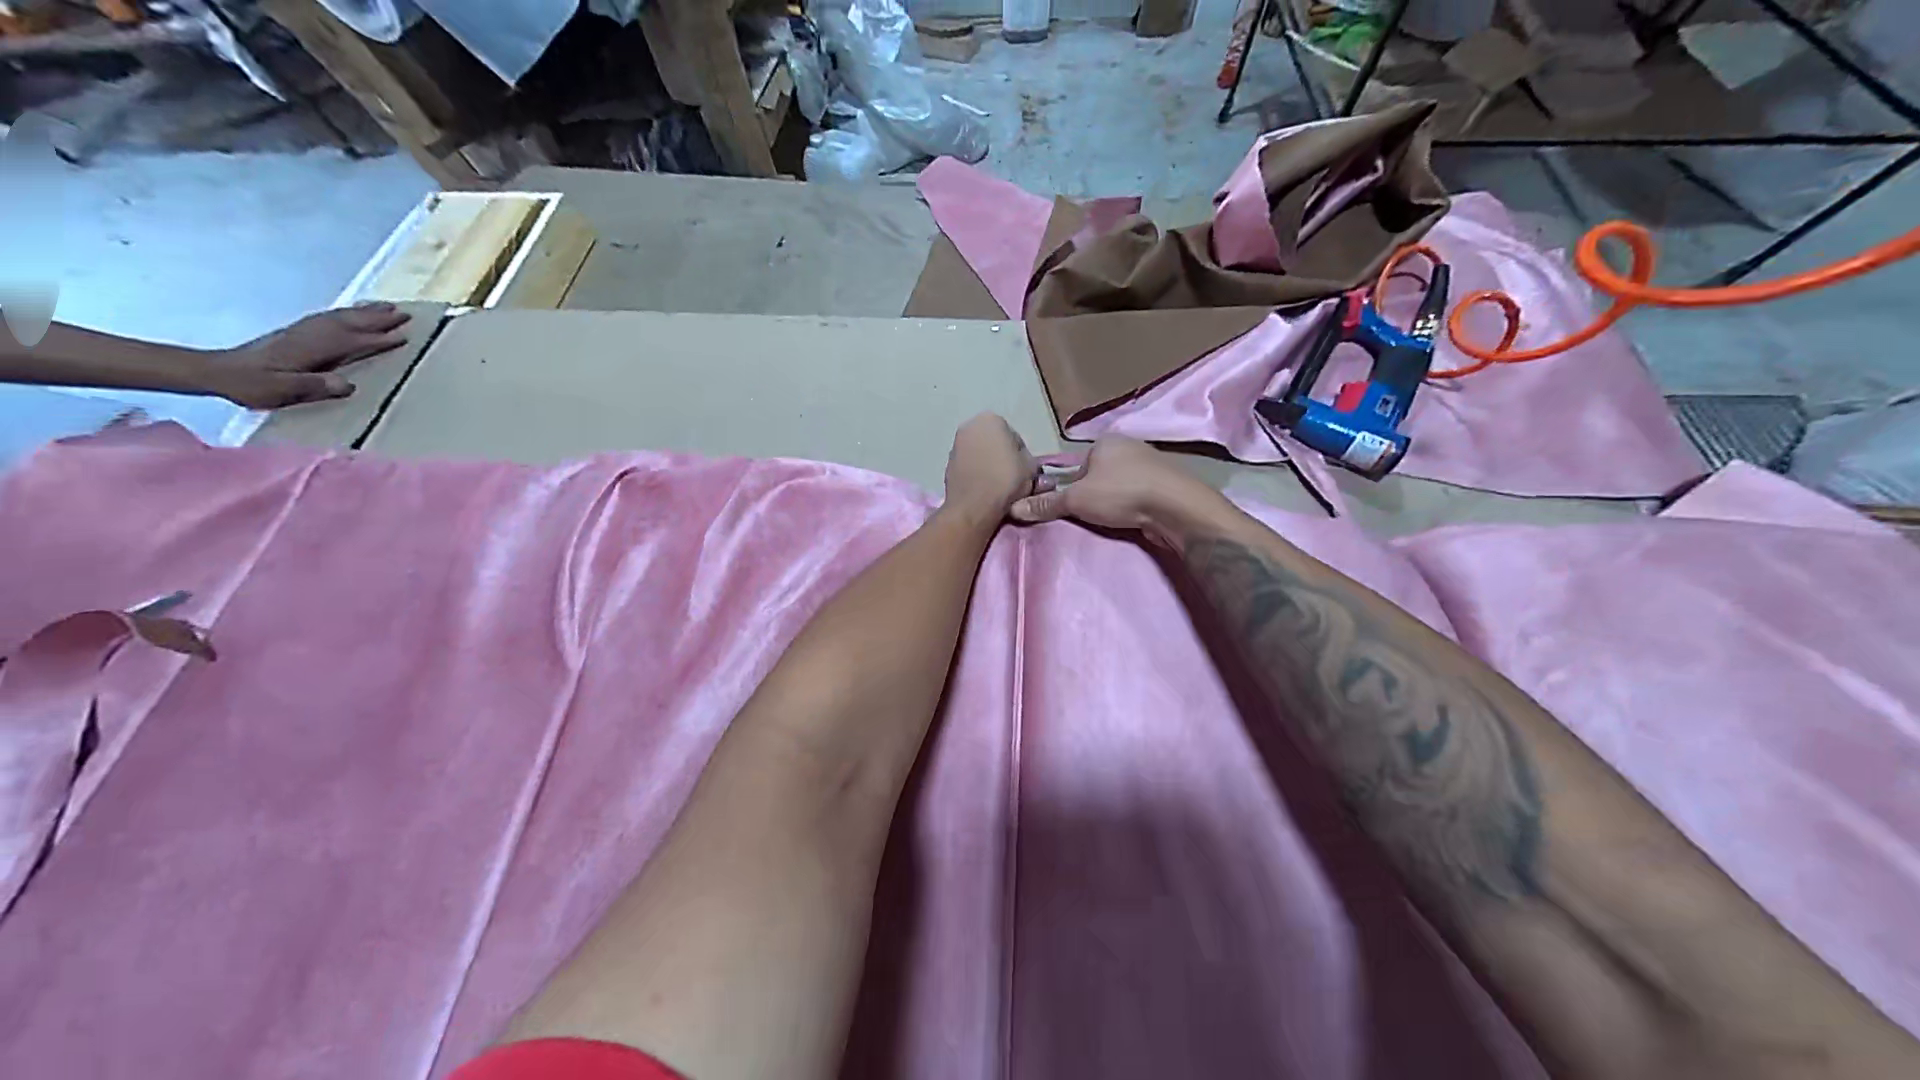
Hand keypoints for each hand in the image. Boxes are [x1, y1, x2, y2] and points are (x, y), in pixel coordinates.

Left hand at [201, 303, 411, 408]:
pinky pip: (328, 317)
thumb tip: (348, 384)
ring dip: (365, 311)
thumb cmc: (250, 384)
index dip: (378, 339)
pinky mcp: (295, 332)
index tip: (404, 336)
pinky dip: (346, 312)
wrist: (215, 370)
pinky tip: (353, 313)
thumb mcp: (280, 390)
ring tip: (387, 306)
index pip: (352, 342)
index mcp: (310, 349)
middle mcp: (308, 335)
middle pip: (349, 322)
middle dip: (378, 318)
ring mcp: (301, 331)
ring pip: (340, 316)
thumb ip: (313, 386)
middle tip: (405, 313)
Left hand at [943, 413, 1043, 524]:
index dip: (1021, 456)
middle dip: (1002, 458)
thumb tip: (1021, 462)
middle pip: (995, 444)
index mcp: (990, 419)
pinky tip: (985, 490)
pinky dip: (977, 475)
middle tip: (1012, 478)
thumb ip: (1027, 458)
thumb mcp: (1031, 467)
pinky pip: (970, 468)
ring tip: (998, 487)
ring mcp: (955, 446)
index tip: (1023, 471)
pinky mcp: (947, 466)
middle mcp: (968, 427)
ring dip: (989, 467)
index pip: (1014, 437)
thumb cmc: (1005, 480)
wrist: (974, 507)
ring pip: (981, 456)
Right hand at [1010, 436, 1224, 544]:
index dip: (1070, 486)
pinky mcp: (1168, 484)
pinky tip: (1133, 519)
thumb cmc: (1121, 493)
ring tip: (1112, 520)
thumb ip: (1046, 504)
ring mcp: (1152, 464)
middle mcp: (1129, 446)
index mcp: (1105, 441)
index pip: (1077, 464)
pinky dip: (1134, 506)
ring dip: (1115, 501)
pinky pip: (1140, 495)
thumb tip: (1013, 508)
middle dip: (1093, 494)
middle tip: (1088, 516)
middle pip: (1099, 474)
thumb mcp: (1076, 500)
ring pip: (1121, 485)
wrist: (1176, 507)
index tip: (1070, 505)